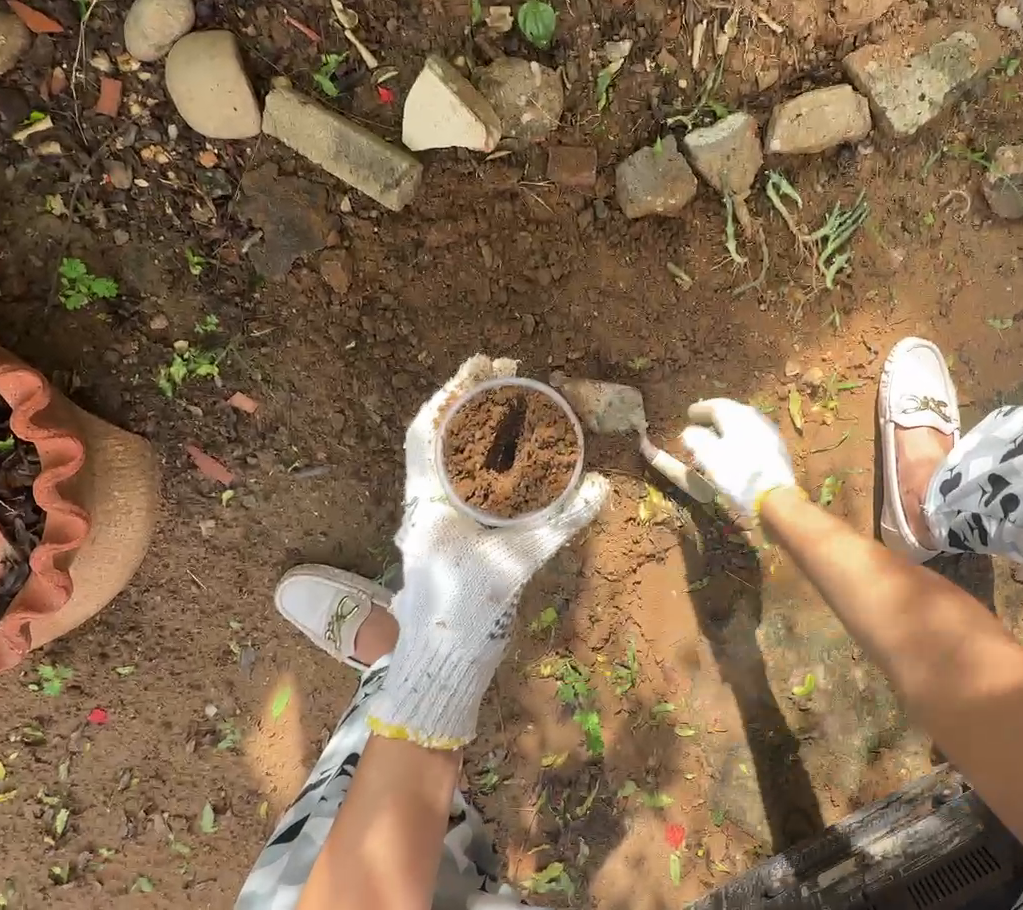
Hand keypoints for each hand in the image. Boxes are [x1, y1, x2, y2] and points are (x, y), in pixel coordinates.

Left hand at [368, 355, 608, 748]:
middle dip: (464, 398)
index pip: (425, 430)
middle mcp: (420, 500)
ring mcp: (427, 513)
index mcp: (426, 501)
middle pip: (433, 433)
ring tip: (503, 401)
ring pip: (440, 453)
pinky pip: (451, 476)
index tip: (480, 364)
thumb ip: (562, 524)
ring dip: (467, 424)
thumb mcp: (519, 561)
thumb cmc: (467, 609)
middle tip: (503, 373)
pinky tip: (500, 449)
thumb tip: (601, 487)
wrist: (441, 658)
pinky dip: (473, 453)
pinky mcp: (439, 526)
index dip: (451, 392)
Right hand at [680, 398, 797, 519]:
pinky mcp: (778, 448)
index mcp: (735, 416)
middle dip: (716, 415)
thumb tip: (689, 431)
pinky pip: (754, 435)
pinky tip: (739, 448)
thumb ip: (695, 439)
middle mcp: (754, 418)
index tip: (690, 414)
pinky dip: (742, 437)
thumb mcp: (708, 457)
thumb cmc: (737, 475)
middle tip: (703, 421)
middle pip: (732, 411)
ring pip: (745, 423)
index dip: (701, 409)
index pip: (715, 405)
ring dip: (730, 426)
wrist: (775, 497)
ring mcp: (768, 432)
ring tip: (719, 434)